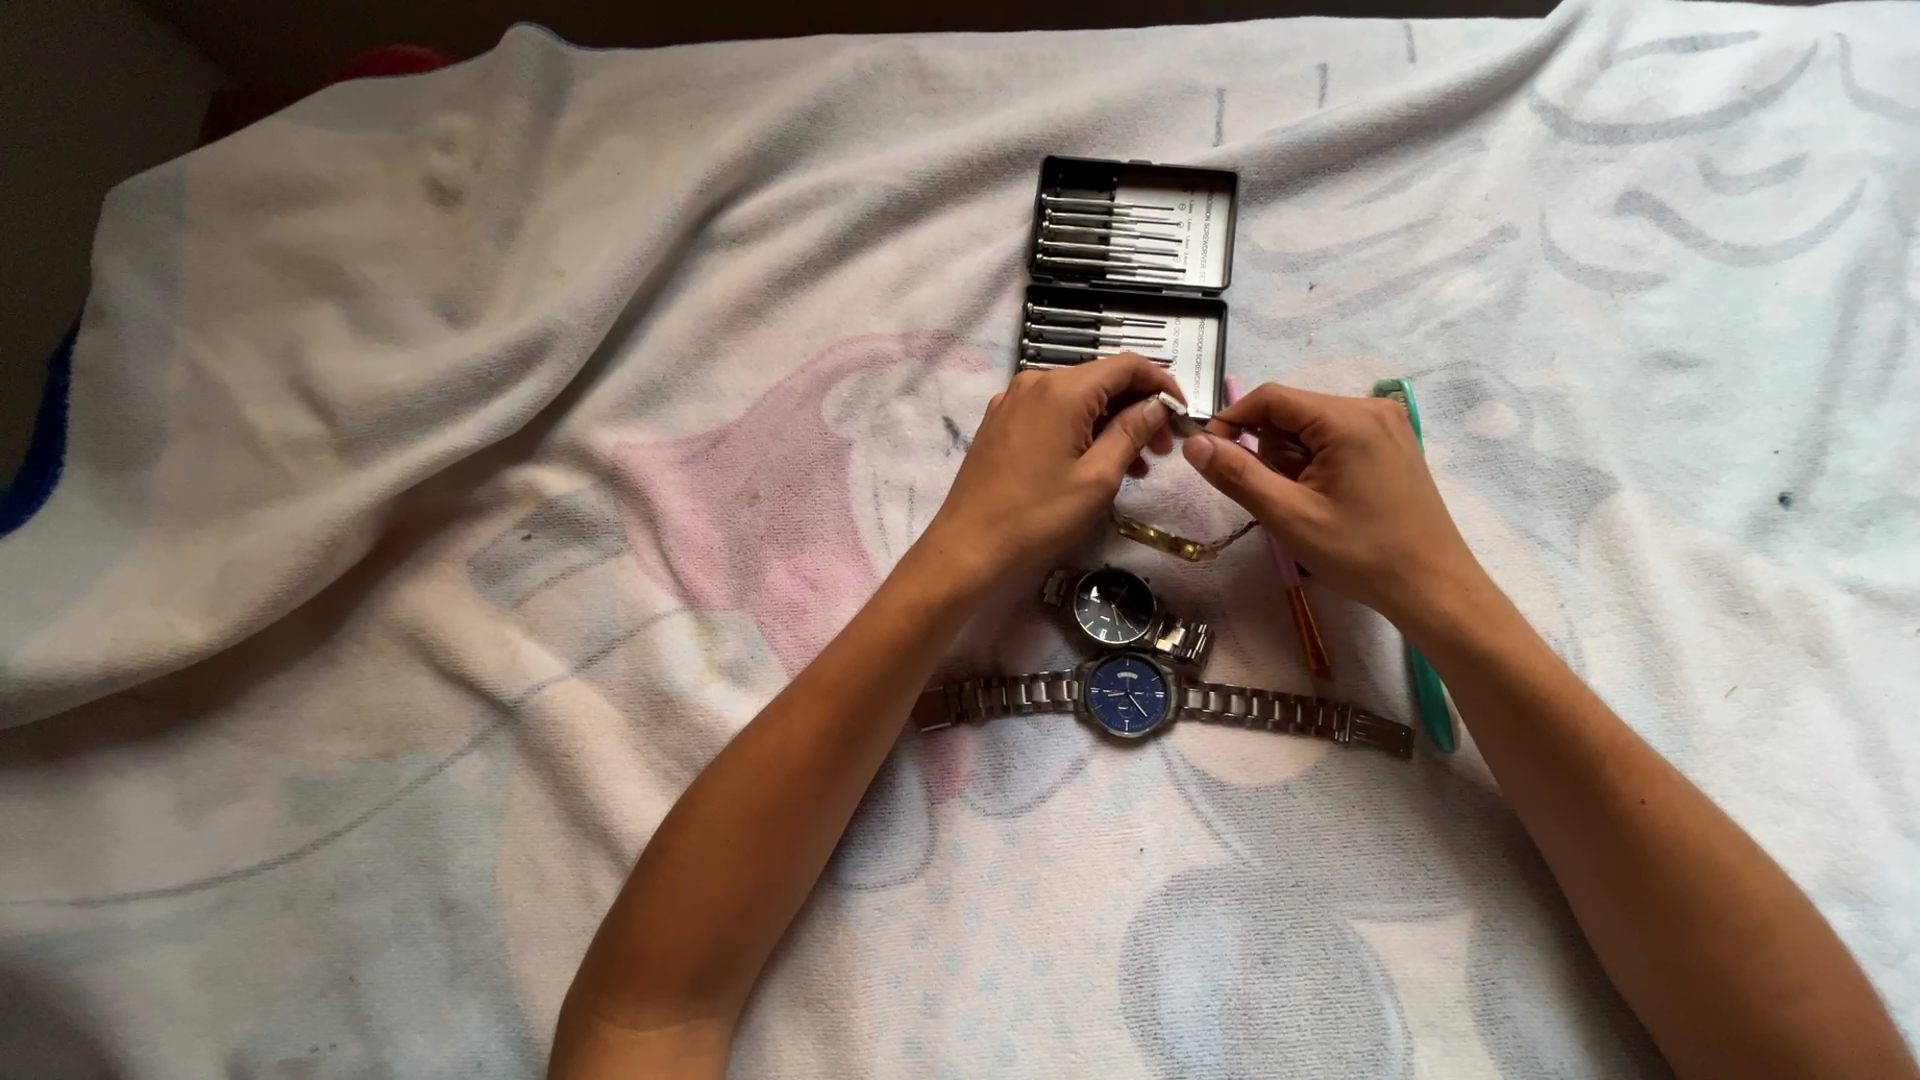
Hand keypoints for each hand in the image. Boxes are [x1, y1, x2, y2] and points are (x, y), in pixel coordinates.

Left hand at [918, 353, 1180, 583]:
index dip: (1162, 385)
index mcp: (1062, 389)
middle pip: (1100, 381)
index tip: (1182, 416)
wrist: (967, 546)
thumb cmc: (1037, 516)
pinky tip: (1092, 464)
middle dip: (1137, 410)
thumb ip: (1132, 432)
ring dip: (1109, 425)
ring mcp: (1011, 403)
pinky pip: (1049, 414)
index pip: (1127, 365)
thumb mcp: (1098, 477)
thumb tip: (1156, 406)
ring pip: (1075, 400)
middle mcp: (1034, 383)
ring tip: (1133, 468)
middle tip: (1160, 452)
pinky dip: (1078, 431)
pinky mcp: (998, 424)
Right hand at [1181, 383, 1487, 629]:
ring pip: (1310, 427)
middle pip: (1290, 411)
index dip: (1230, 422)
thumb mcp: (1287, 515)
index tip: (1211, 458)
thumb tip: (1193, 443)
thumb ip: (1237, 474)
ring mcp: (1386, 425)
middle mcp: (1370, 408)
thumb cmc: (1358, 553)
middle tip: (1280, 497)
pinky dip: (1315, 463)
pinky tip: (1327, 498)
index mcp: (1347, 418)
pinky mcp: (1392, 444)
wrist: (1431, 587)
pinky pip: (1334, 438)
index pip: (1270, 397)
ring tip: (1308, 503)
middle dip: (1269, 450)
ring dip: (1292, 460)